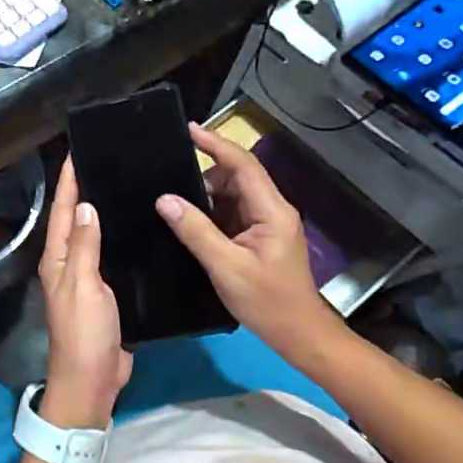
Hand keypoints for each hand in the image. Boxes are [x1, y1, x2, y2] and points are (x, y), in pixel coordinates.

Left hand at [37, 157, 130, 427]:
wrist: (93, 380)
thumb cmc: (84, 332)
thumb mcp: (84, 286)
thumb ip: (85, 246)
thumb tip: (84, 204)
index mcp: (59, 259)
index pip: (61, 211)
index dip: (68, 181)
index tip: (77, 151)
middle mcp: (70, 263)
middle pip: (76, 219)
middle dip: (86, 190)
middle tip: (108, 161)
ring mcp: (88, 277)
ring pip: (95, 235)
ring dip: (104, 211)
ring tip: (126, 186)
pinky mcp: (107, 290)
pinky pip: (112, 255)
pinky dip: (119, 237)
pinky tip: (138, 228)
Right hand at [155, 124, 337, 356]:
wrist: (298, 333)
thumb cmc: (267, 302)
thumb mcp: (226, 267)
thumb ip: (195, 231)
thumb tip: (165, 199)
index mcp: (272, 210)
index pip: (243, 165)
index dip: (216, 144)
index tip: (189, 129)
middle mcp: (273, 209)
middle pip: (238, 177)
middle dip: (205, 175)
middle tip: (169, 177)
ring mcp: (268, 223)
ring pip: (233, 196)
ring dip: (207, 196)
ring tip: (174, 200)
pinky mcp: (261, 237)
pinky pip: (233, 214)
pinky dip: (212, 214)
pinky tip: (190, 221)